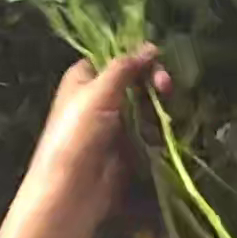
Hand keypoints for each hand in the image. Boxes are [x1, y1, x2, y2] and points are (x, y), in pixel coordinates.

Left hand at [18, 46, 170, 228]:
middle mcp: (97, 96)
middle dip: (150, 82)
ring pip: (142, 107)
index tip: (157, 59)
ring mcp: (112, 123)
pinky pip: (145, 133)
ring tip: (162, 117)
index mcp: (84, 76)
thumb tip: (150, 46)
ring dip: (154, 109)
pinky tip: (160, 137)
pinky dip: (154, 133)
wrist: (70, 191)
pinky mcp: (124, 149)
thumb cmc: (78, 133)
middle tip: (166, 87)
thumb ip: (125, 68)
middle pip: (132, 82)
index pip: (114, 56)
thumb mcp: (99, 92)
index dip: (136, 56)